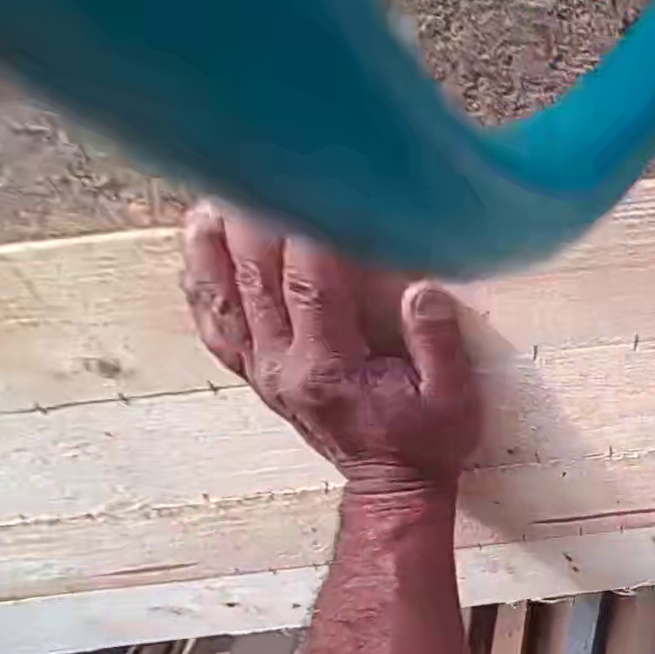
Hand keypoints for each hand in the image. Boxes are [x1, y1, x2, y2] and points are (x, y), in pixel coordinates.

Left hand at [180, 202, 479, 501]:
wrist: (393, 486)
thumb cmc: (427, 444)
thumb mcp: (453, 400)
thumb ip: (437, 343)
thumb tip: (424, 287)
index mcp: (333, 368)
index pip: (311, 284)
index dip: (309, 231)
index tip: (314, 181)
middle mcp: (286, 367)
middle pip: (256, 279)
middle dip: (257, 220)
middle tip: (259, 167)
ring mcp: (266, 373)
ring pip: (224, 298)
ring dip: (216, 244)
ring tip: (216, 195)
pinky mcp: (261, 377)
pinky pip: (218, 327)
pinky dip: (203, 285)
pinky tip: (201, 252)